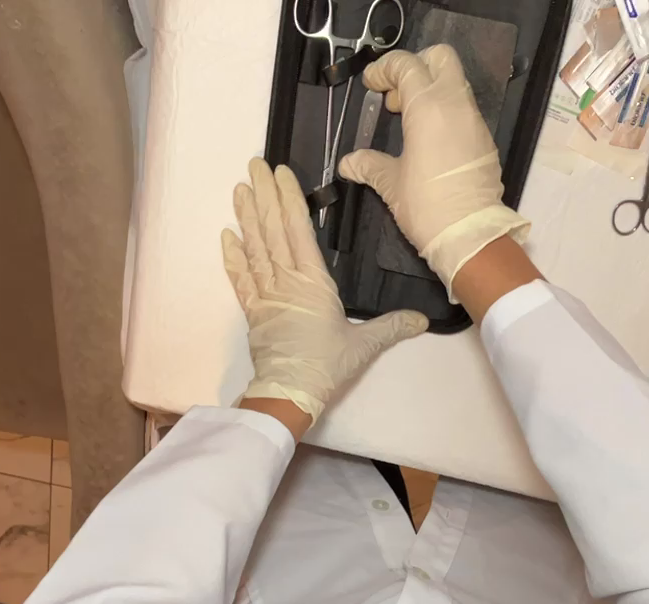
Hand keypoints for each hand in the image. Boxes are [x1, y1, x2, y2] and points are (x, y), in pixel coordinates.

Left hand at [222, 158, 426, 422]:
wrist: (289, 393)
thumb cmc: (326, 366)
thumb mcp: (364, 345)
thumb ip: (391, 327)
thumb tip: (421, 319)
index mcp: (313, 282)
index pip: (298, 230)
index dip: (289, 198)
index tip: (279, 172)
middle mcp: (286, 281)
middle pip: (272, 231)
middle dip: (264, 195)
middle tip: (253, 164)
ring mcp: (266, 296)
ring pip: (254, 248)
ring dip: (246, 217)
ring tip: (239, 188)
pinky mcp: (253, 313)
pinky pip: (240, 279)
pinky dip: (233, 257)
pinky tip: (227, 235)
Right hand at [338, 45, 529, 287]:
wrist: (468, 234)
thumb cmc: (425, 206)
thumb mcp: (391, 184)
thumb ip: (369, 166)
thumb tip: (348, 164)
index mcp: (427, 107)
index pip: (406, 65)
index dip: (384, 69)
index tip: (371, 86)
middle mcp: (455, 103)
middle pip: (439, 58)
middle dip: (415, 67)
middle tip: (396, 95)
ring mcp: (474, 120)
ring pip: (454, 83)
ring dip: (430, 90)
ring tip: (408, 120)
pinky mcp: (484, 139)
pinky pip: (463, 110)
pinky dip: (445, 112)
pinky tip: (430, 140)